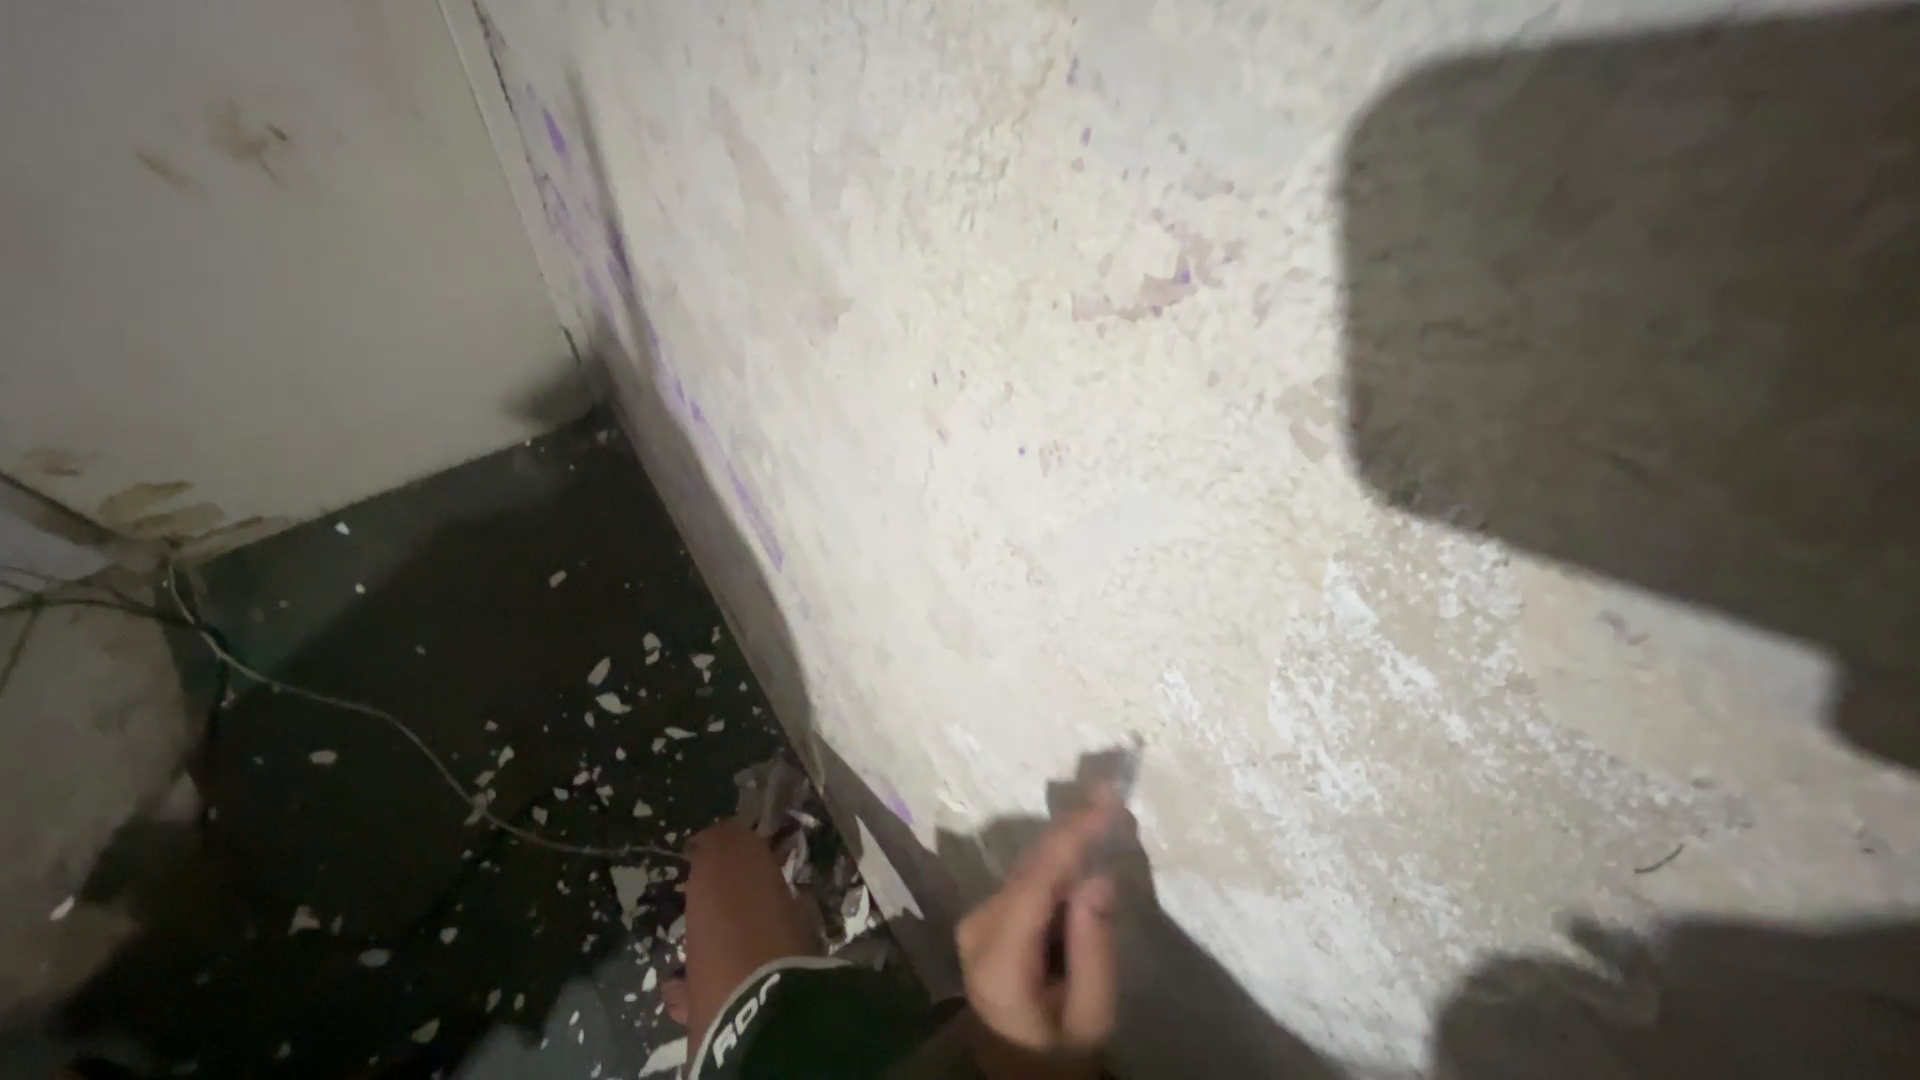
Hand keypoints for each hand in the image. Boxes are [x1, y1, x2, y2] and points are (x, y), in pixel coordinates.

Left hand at [956, 797, 1120, 1075]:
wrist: (1016, 1073)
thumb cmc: (1058, 1052)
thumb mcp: (1090, 1015)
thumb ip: (1093, 946)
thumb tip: (1098, 875)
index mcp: (999, 956)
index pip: (1036, 880)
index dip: (1071, 835)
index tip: (1106, 801)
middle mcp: (978, 925)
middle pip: (1031, 864)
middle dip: (1072, 824)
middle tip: (1112, 787)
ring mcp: (978, 918)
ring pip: (1029, 865)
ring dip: (1068, 837)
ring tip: (1105, 805)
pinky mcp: (988, 917)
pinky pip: (1029, 878)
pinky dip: (1058, 858)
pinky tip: (1085, 837)